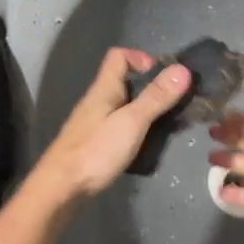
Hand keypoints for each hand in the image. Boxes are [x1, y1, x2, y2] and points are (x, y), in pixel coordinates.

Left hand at [34, 48, 192, 200]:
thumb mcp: (131, 122)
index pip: (119, 56)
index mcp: (104, 88)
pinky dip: (138, 128)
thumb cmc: (96, 150)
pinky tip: (149, 143)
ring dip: (147, 110)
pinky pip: (121, 125)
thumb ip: (155, 97)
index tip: (164, 76)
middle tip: (177, 102)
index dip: (142, 58)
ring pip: (124, 105)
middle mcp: (99, 101)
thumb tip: (182, 68)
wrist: (61, 187)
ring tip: (170, 123)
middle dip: (151, 87)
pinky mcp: (96, 143)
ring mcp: (95, 123)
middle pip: (125, 81)